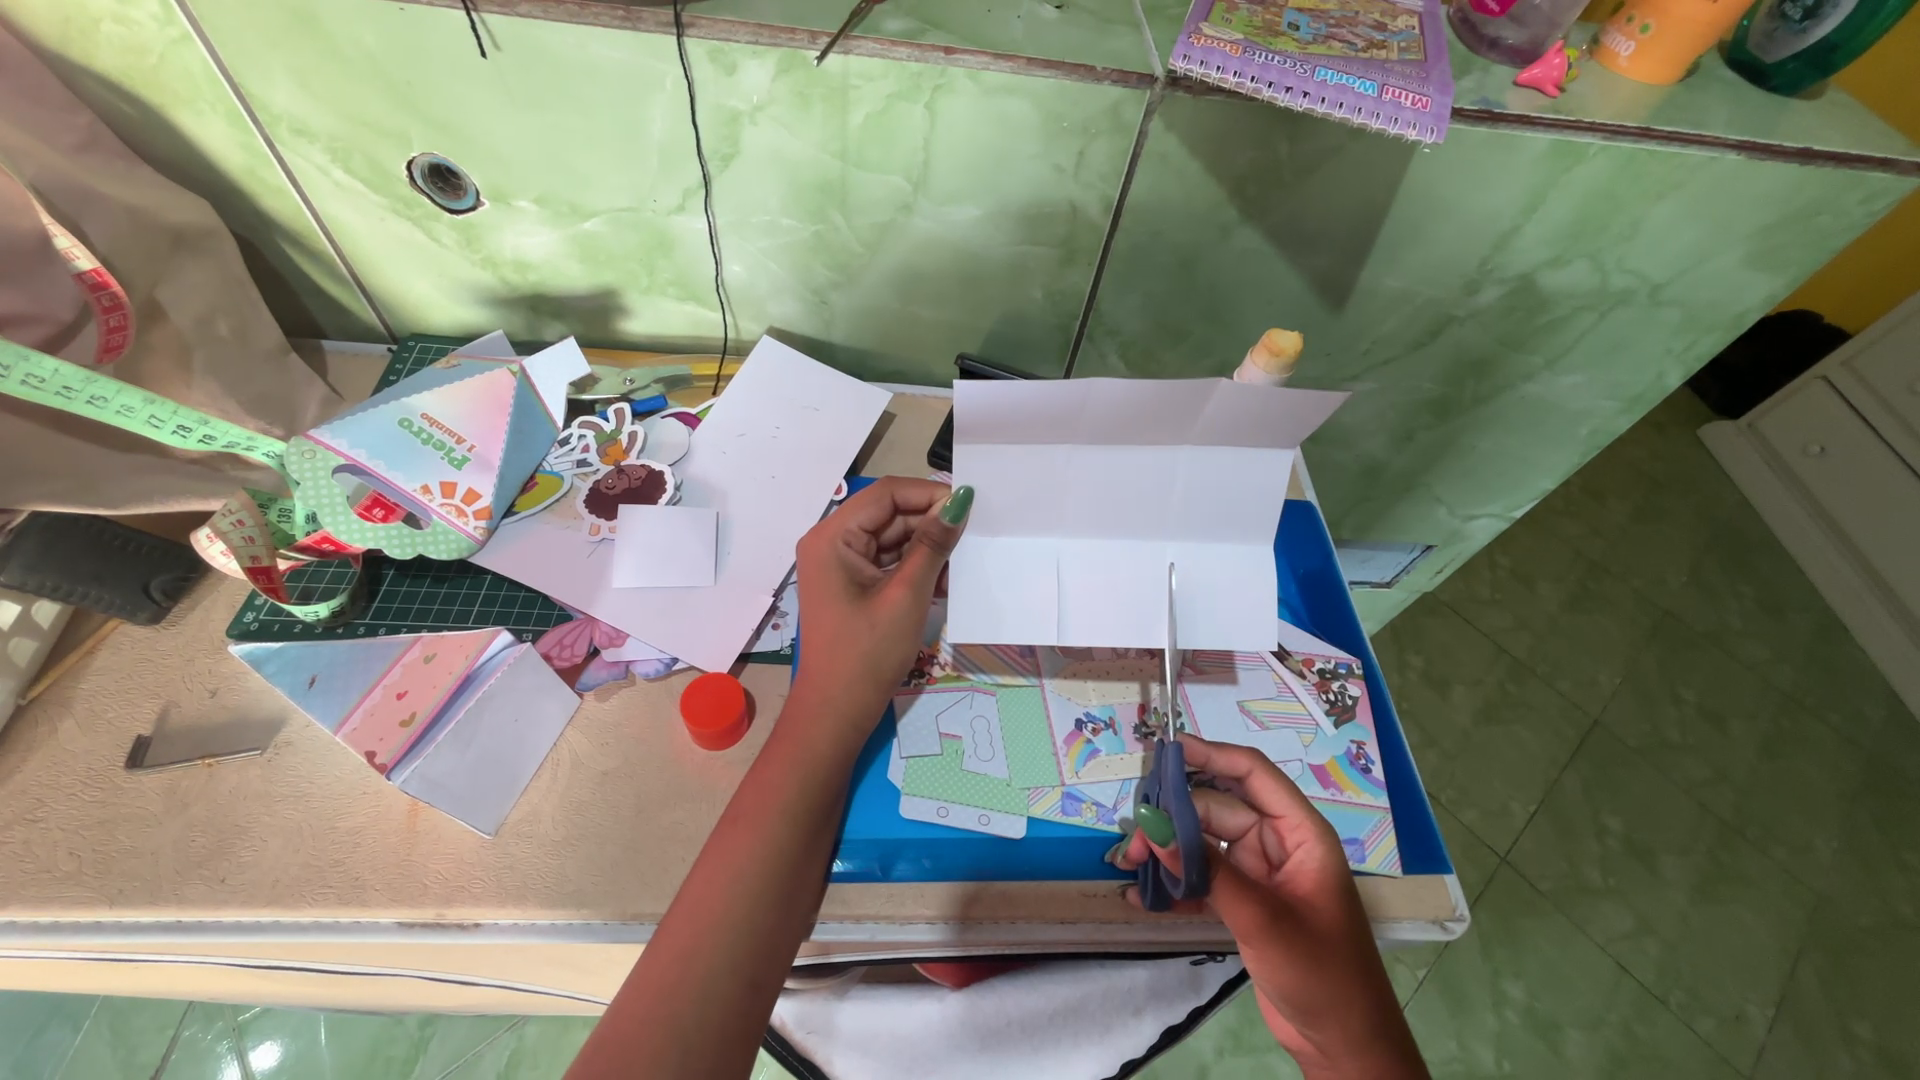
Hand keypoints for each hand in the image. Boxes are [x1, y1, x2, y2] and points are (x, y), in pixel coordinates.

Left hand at [790, 478, 970, 730]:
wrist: (838, 710)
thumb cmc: (868, 653)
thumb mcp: (907, 595)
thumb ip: (933, 545)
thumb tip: (958, 503)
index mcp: (832, 537)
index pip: (886, 494)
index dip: (928, 494)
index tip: (969, 507)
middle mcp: (831, 542)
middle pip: (889, 514)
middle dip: (930, 524)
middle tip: (972, 537)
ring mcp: (840, 564)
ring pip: (892, 538)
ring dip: (927, 548)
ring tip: (961, 566)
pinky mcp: (851, 584)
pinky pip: (888, 561)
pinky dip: (915, 567)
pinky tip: (945, 583)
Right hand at [1117, 734, 1427, 1079]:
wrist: (1345, 1046)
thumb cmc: (1322, 974)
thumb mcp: (1263, 919)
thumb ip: (1208, 870)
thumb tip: (1153, 827)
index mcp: (1301, 833)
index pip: (1252, 774)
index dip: (1210, 755)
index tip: (1164, 751)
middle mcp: (1278, 844)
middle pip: (1217, 810)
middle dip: (1174, 818)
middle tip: (1133, 837)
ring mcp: (1259, 874)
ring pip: (1204, 844)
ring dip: (1169, 853)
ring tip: (1130, 866)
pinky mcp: (1244, 903)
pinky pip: (1203, 879)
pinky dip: (1175, 886)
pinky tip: (1143, 896)